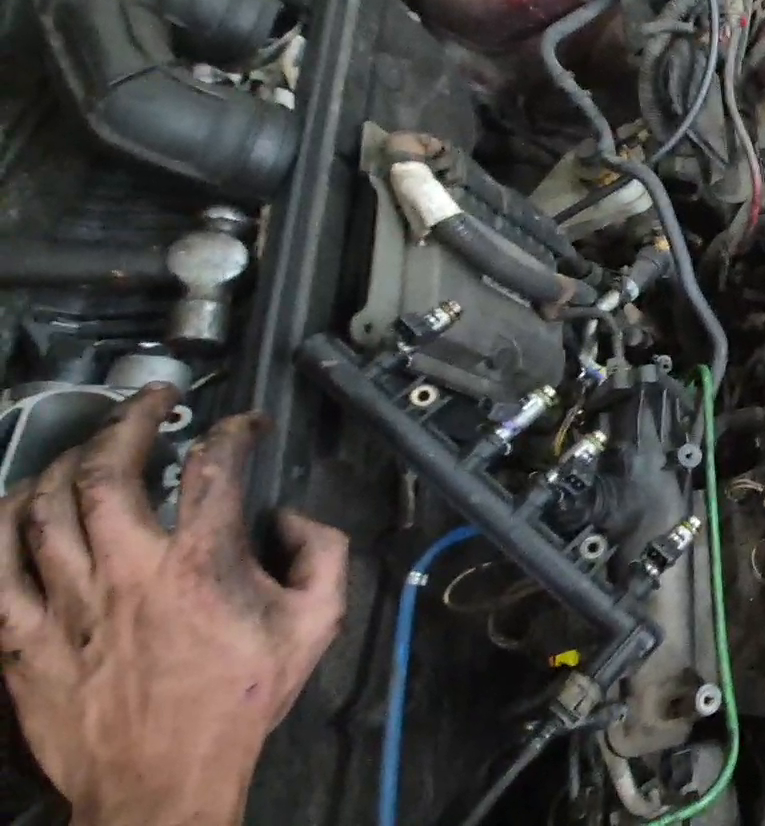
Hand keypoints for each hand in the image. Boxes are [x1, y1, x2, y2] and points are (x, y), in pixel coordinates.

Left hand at [0, 386, 348, 825]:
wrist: (165, 778)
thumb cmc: (247, 695)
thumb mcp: (321, 619)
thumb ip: (321, 552)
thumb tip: (285, 518)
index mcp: (204, 565)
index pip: (215, 470)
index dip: (233, 431)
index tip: (247, 423)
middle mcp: (128, 571)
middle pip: (105, 474)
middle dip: (126, 422)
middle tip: (150, 399)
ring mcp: (65, 605)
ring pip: (39, 511)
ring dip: (63, 464)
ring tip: (87, 444)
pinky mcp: (23, 639)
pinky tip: (17, 504)